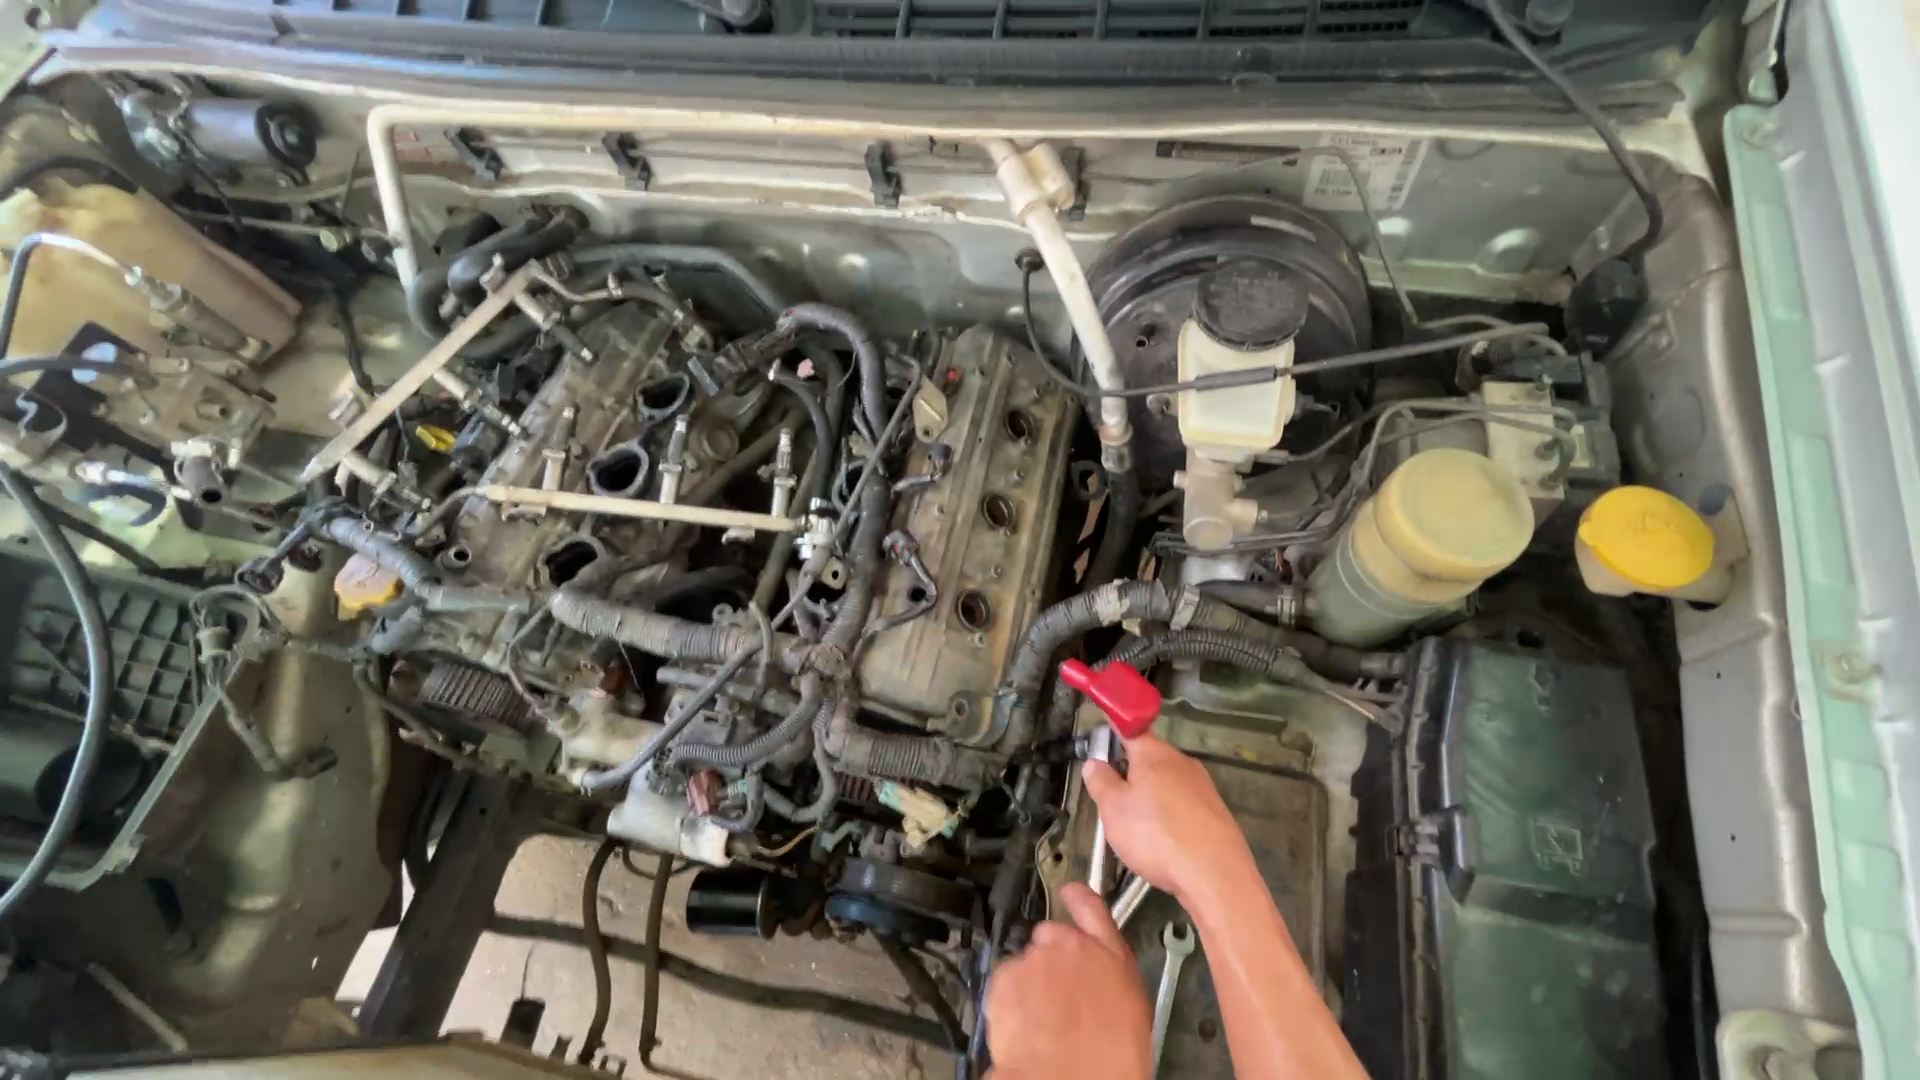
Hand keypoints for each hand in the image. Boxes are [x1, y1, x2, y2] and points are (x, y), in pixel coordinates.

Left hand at [986, 883, 1150, 1079]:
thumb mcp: (1132, 1016)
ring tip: (1040, 1021)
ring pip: (1027, 962)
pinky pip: (1006, 981)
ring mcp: (1036, 958)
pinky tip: (1023, 1026)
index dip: (1078, 897)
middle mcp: (1072, 947)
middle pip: (1051, 936)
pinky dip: (1009, 1000)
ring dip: (1030, 983)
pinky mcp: (1007, 975)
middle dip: (1050, 958)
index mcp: (1111, 958)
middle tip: (1055, 996)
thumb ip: (1112, 981)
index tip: (1070, 892)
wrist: (1068, 1079)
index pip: (1092, 908)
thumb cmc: (1108, 1061)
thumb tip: (1101, 985)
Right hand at [1082, 732, 1251, 904]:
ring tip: (1138, 827)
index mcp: (1154, 753)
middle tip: (1113, 799)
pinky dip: (1171, 815)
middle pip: (1150, 757)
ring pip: (1167, 782)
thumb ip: (1100, 781)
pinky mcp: (1216, 812)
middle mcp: (1182, 762)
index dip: (1113, 733)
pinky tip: (1165, 841)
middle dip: (1130, 772)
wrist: (1216, 876)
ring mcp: (1203, 787)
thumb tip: (1095, 762)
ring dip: (1151, 796)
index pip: (1130, 729)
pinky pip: (1184, 804)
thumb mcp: (1113, 809)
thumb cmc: (1156, 836)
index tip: (1101, 745)